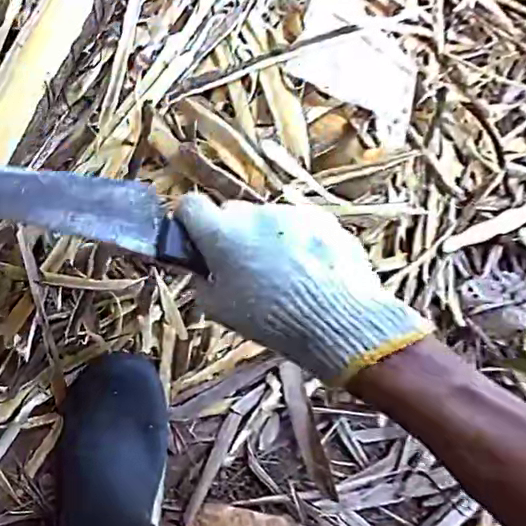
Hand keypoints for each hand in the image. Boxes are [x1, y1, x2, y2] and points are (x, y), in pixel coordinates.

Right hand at [174, 194, 429, 383]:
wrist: (338, 321)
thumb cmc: (268, 318)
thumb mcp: (216, 307)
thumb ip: (201, 279)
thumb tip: (202, 269)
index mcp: (219, 232)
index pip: (189, 204)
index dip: (188, 221)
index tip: (194, 239)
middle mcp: (253, 213)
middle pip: (229, 212)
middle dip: (228, 233)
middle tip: (237, 266)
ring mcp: (290, 213)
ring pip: (264, 220)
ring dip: (263, 238)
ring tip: (279, 274)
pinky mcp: (323, 219)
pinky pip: (297, 225)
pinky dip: (294, 241)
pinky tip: (305, 271)